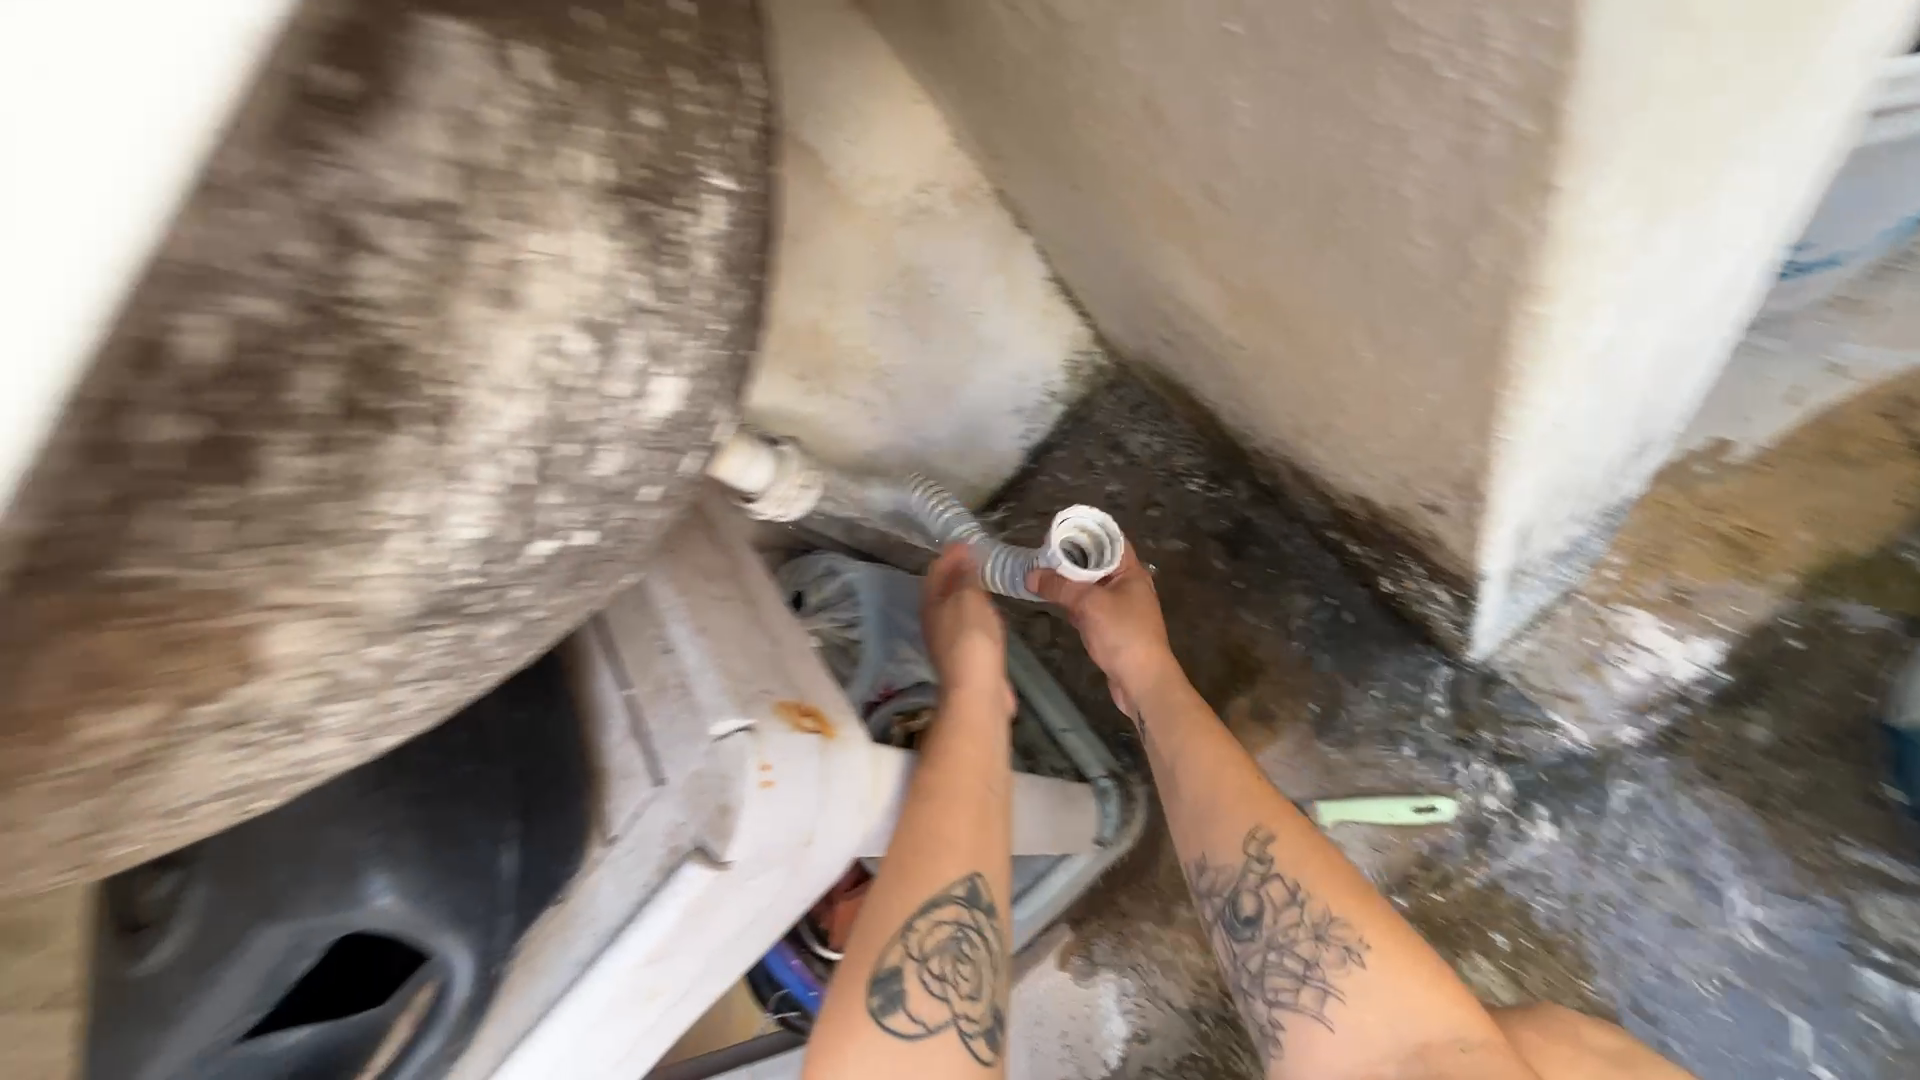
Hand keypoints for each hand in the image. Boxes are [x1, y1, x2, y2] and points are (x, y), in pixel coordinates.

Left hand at [921, 546, 1014, 717]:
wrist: (977, 690)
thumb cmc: (971, 638)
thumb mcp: (969, 598)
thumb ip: (966, 576)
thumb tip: (962, 557)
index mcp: (930, 604)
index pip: (936, 571)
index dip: (950, 555)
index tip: (967, 542)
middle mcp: (934, 621)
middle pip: (942, 590)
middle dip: (957, 572)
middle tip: (977, 558)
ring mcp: (947, 641)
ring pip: (955, 608)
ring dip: (967, 593)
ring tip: (985, 581)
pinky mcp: (964, 656)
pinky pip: (969, 625)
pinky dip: (977, 612)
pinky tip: (990, 613)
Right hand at [1028, 545, 1181, 717]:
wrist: (1142, 681)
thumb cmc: (1123, 634)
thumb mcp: (1088, 604)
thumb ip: (1059, 586)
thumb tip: (1030, 575)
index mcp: (1130, 571)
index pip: (1110, 539)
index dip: (1087, 532)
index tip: (1060, 530)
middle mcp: (1127, 585)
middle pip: (1097, 563)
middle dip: (1071, 557)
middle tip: (1043, 551)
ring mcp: (1119, 607)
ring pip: (1090, 586)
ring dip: (1069, 581)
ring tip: (1041, 572)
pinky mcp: (1110, 627)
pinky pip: (1088, 607)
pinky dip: (1071, 602)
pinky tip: (1052, 600)